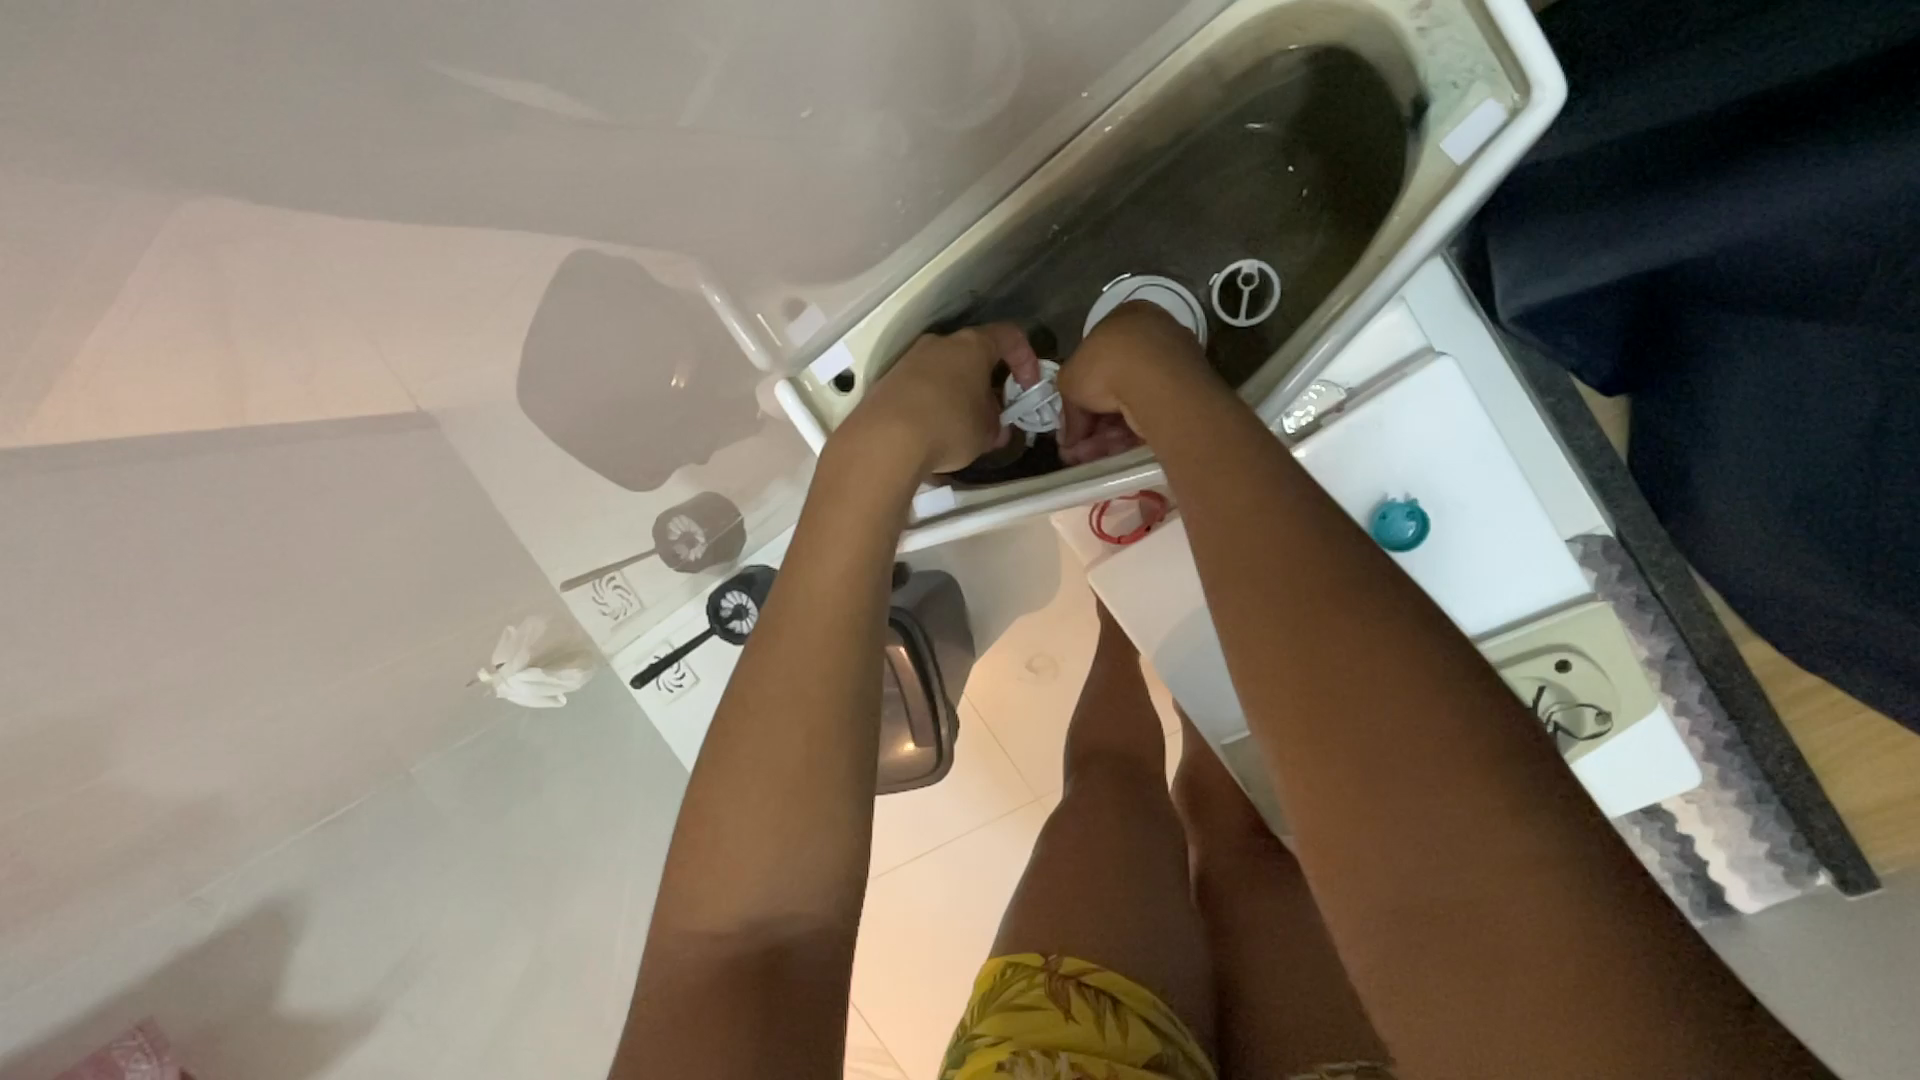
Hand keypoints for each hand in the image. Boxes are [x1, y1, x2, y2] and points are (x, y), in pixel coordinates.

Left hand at [835, 323, 1041, 475]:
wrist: (884, 439)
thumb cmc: (949, 426)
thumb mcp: (985, 433)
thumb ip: (996, 425)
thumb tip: (996, 427)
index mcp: (972, 345)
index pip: (1009, 336)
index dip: (1026, 359)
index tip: (1028, 388)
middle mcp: (940, 343)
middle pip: (973, 354)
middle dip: (989, 382)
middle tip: (994, 414)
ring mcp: (910, 359)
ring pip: (945, 370)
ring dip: (960, 393)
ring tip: (964, 427)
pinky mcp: (889, 381)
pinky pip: (921, 387)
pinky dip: (934, 403)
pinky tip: (934, 431)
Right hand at [1057, 301, 1211, 464]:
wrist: (1155, 379)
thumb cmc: (1105, 363)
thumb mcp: (1069, 380)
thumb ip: (1067, 408)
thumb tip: (1067, 439)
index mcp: (1127, 317)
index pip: (1098, 357)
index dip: (1081, 392)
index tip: (1071, 419)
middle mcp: (1154, 337)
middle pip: (1115, 386)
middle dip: (1092, 422)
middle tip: (1075, 447)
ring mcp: (1174, 365)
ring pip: (1132, 405)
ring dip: (1105, 436)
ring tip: (1086, 458)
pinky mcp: (1188, 394)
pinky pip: (1151, 416)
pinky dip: (1129, 437)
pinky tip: (1110, 456)